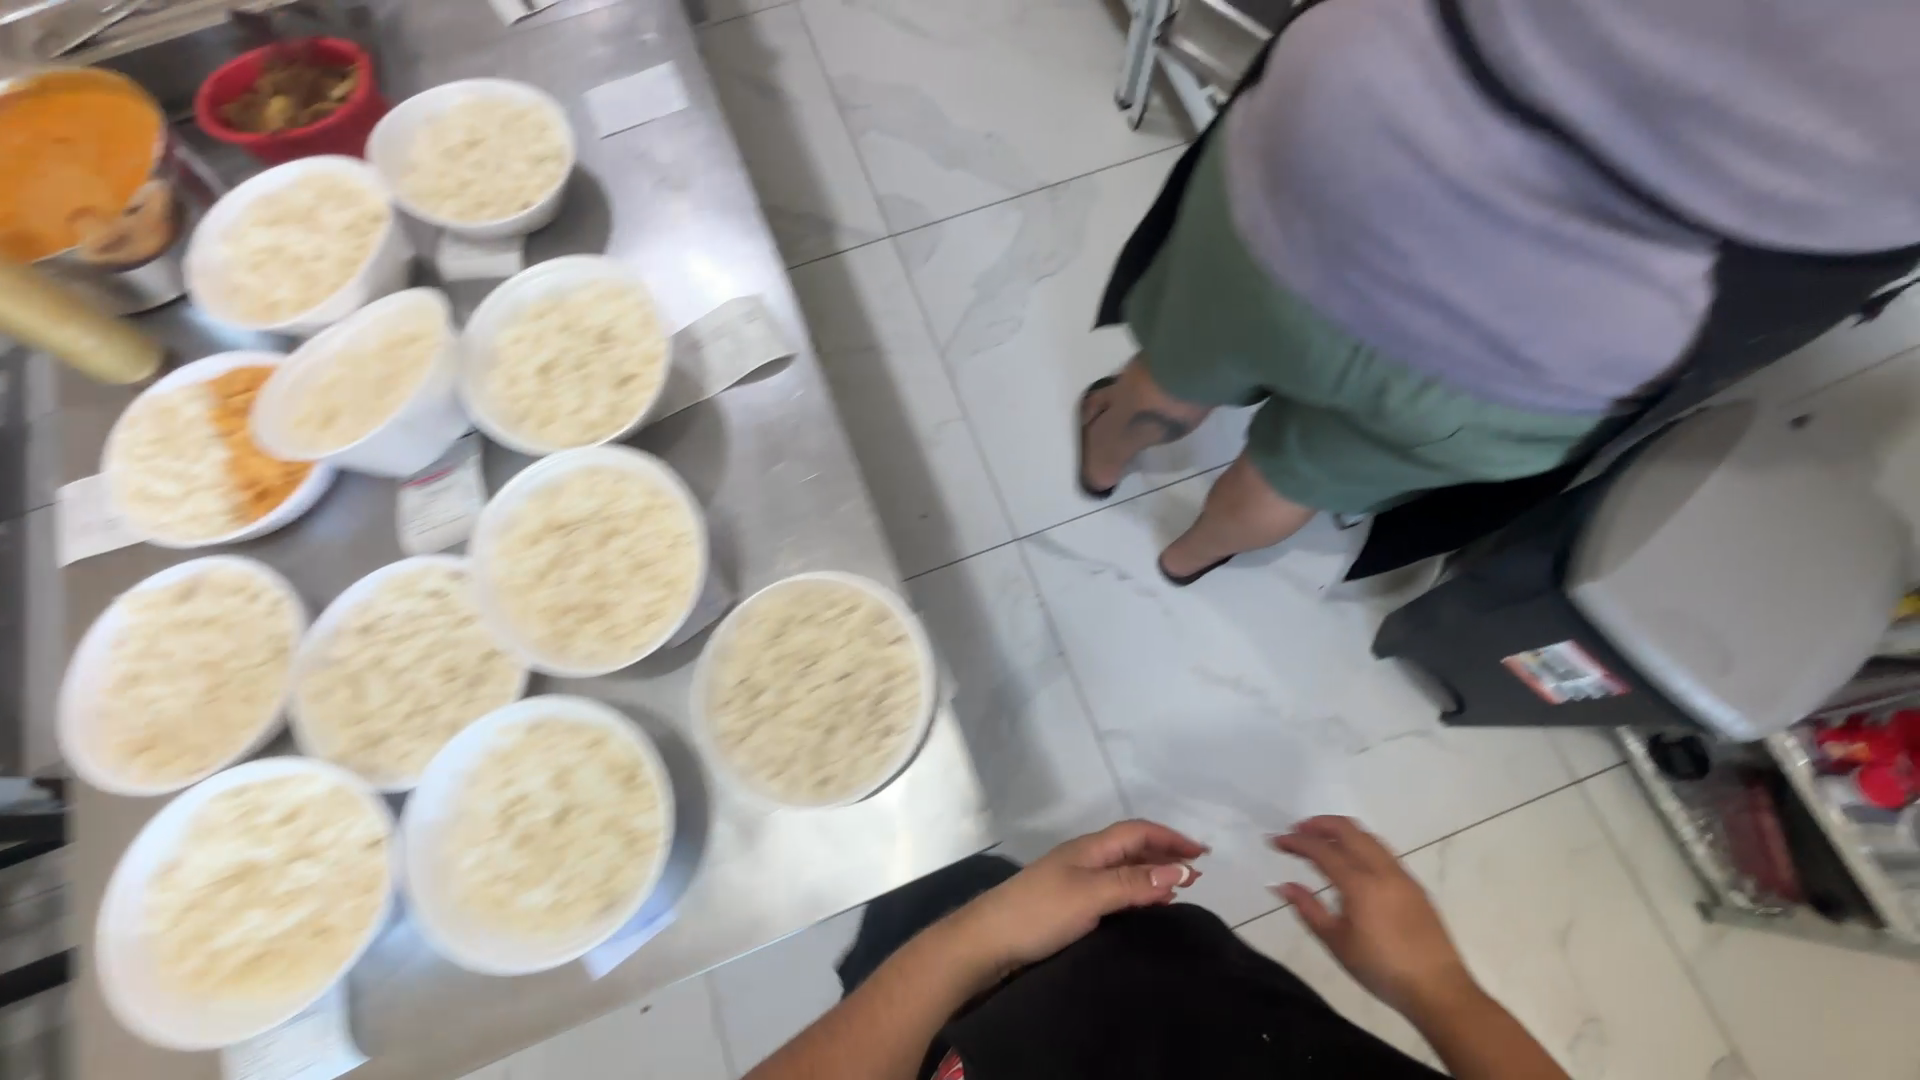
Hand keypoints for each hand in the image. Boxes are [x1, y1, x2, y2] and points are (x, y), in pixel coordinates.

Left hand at [945, 820, 1206, 979]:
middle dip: (1165, 854)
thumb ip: (1133, 882)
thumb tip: (1179, 870)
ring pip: (1123, 868)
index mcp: (1089, 848)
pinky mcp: (1069, 904)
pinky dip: (1136, 891)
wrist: (989, 940)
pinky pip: (1113, 888)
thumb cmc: (1040, 912)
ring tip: (1179, 888)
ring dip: (1152, 873)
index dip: (1169, 838)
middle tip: (1197, 873)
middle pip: (1131, 847)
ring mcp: (1075, 880)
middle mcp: (1084, 858)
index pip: (1136, 832)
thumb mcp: (1090, 895)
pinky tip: (1146, 906)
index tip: (1202, 852)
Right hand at [1271, 816, 1477, 1018]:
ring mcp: (1402, 876)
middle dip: (1319, 824)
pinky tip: (1352, 861)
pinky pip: (1383, 851)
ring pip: (1368, 837)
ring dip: (1341, 832)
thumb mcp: (1336, 942)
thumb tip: (1283, 885)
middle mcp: (1382, 871)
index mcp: (1360, 884)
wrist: (1439, 990)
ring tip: (1322, 841)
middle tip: (1297, 832)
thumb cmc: (1381, 969)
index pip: (1322, 850)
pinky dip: (1360, 844)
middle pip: (1348, 830)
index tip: (1275, 842)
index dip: (1296, 842)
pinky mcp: (1415, 886)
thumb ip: (1308, 909)